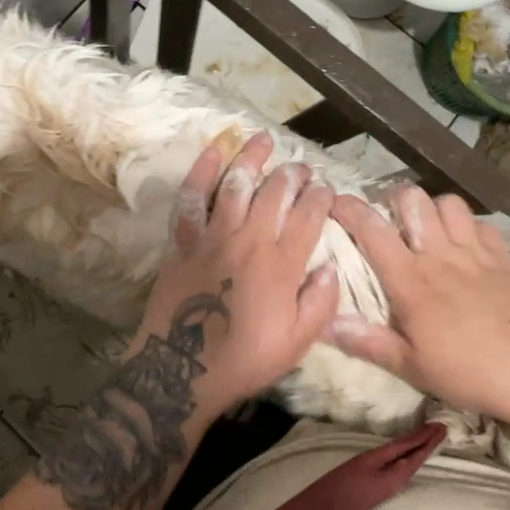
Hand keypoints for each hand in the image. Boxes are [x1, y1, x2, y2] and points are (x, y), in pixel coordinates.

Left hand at [134, 132, 341, 414]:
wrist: (180, 370)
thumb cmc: (244, 359)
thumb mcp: (296, 344)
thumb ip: (320, 304)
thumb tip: (330, 266)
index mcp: (281, 265)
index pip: (308, 216)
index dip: (320, 196)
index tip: (325, 188)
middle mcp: (250, 241)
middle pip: (276, 192)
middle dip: (293, 173)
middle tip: (301, 167)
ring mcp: (214, 236)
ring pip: (236, 184)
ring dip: (252, 158)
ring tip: (263, 139)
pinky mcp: (184, 239)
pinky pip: (192, 198)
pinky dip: (201, 172)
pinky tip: (213, 151)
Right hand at [323, 186, 509, 420]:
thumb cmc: (471, 373)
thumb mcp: (413, 368)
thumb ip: (369, 343)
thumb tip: (326, 324)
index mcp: (411, 280)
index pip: (372, 229)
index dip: (349, 208)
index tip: (334, 202)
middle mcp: (440, 255)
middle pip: (413, 199)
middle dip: (393, 198)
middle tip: (387, 218)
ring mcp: (475, 253)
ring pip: (449, 203)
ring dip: (433, 208)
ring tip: (426, 228)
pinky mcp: (504, 259)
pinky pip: (482, 225)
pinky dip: (468, 227)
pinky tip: (465, 247)